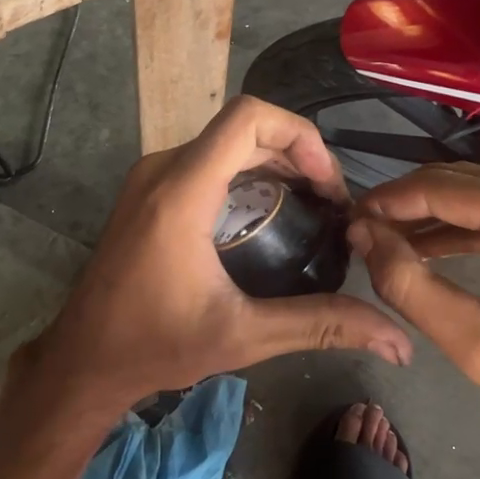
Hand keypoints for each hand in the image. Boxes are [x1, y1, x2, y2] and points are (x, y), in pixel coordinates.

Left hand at [32, 97, 412, 409]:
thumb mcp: (244, 335)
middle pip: (242, 128)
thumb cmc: (155, 345)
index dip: (300, 135)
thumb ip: (321, 324)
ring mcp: (150, 177)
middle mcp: (163, 169)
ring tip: (310, 210)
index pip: (248, 117)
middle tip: (331, 205)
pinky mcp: (146, 191)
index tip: (327, 186)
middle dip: (296, 154)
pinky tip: (269, 218)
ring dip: (272, 164)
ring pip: (224, 144)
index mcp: (182, 189)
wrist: (82, 361)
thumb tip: (396, 338)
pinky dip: (244, 175)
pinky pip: (206, 161)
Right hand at [349, 164, 479, 462]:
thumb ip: (408, 285)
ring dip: (434, 214)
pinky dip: (468, 224)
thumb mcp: (475, 344)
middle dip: (408, 204)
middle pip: (463, 181)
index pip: (444, 188)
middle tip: (360, 232)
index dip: (389, 201)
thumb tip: (362, 235)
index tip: (346, 219)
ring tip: (384, 240)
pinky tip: (429, 245)